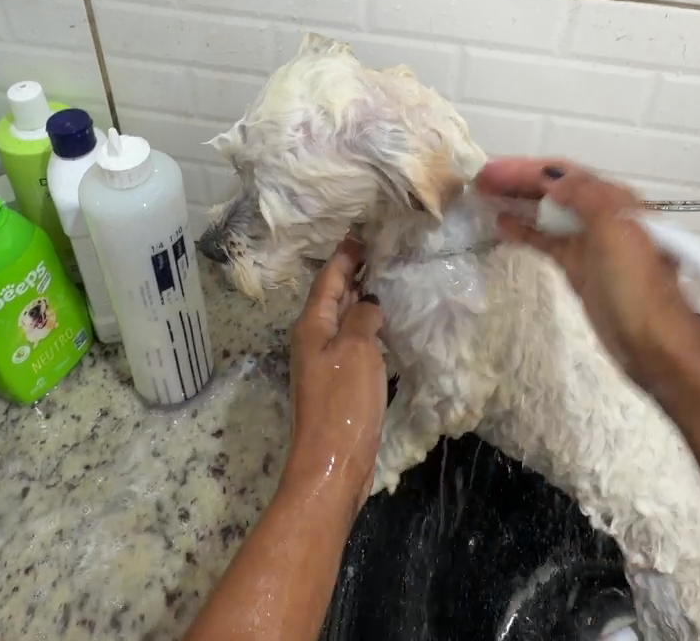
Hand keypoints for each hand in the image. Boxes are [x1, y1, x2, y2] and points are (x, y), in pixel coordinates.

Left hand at [283, 238, 386, 520]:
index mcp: (312, 325)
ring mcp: (324, 362)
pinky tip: (385, 325)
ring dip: (361, 298)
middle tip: (380, 251)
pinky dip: (366, 325)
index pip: (328, 279)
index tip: (362, 234)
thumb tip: (369, 302)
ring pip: (343, 319)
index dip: (345, 256)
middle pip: (333, 296)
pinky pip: (352, 341)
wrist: (332, 465)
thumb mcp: (357, 349)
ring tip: (386, 279)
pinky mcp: (338, 383)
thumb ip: (363, 316)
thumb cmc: (343, 403)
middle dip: (353, 272)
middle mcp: (313, 339)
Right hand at [475, 159, 699, 381]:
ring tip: (484, 198)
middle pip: (554, 189)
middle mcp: (602, 215)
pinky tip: (502, 226)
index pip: (565, 174)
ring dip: (518, 202)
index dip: (527, 169)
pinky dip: (525, 231)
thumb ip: (585, 197)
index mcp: (615, 200)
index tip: (491, 170)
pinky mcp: (580, 268)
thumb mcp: (614, 230)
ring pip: (548, 214)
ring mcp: (590, 243)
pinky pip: (548, 241)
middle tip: (480, 181)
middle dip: (518, 182)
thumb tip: (551, 179)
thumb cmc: (636, 285)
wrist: (654, 345)